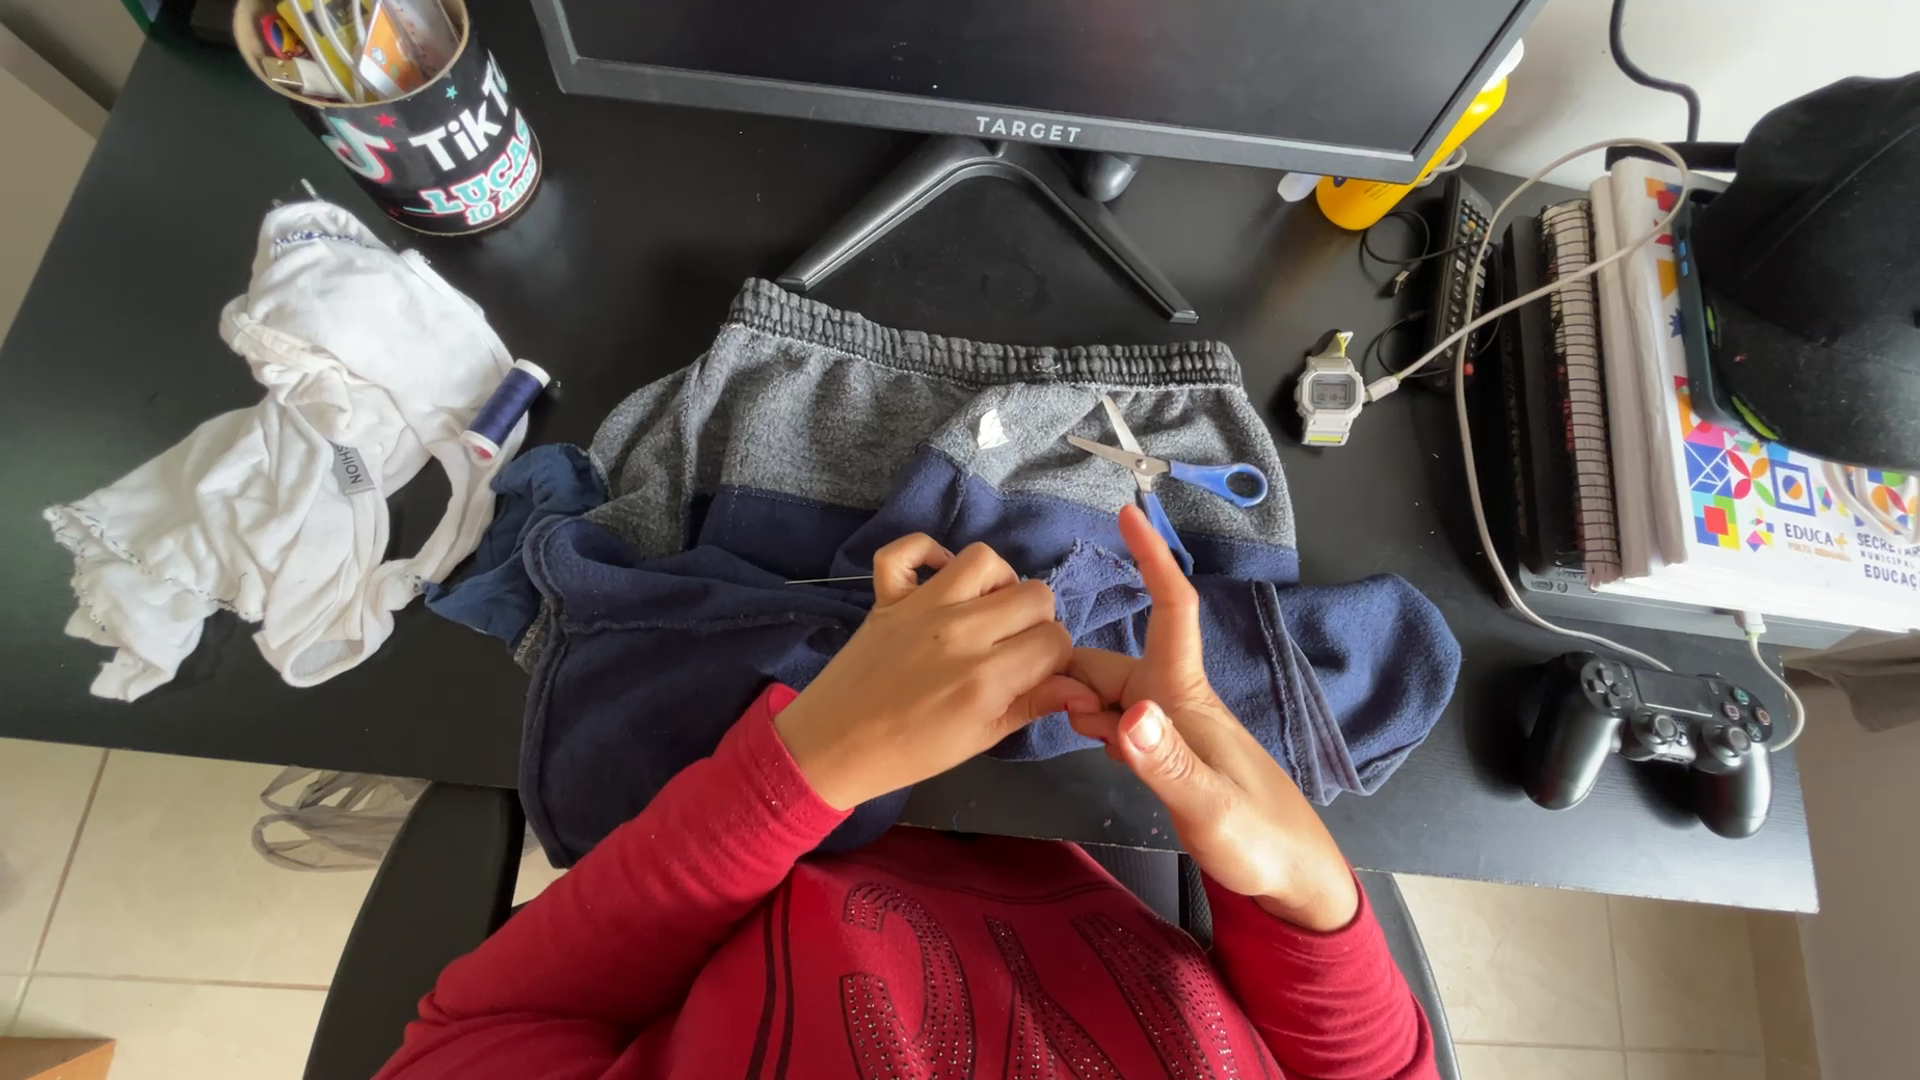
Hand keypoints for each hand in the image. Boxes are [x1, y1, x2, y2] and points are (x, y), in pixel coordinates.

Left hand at [775, 535, 1102, 810]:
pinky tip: (939, 578)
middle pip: (1034, 594)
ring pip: (984, 559)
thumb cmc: (911, 752)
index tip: (1034, 671)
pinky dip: (926, 552)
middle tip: (1013, 645)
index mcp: (987, 675)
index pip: (1055, 639)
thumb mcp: (982, 738)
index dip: (1054, 657)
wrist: (834, 746)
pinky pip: (906, 550)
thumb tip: (1082, 688)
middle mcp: (960, 631)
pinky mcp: (888, 595)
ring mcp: (921, 606)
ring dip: (996, 582)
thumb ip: (1033, 704)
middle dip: (1036, 620)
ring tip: (985, 610)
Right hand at [1069, 506, 1359, 931]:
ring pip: (1103, 688)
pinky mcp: (1162, 744)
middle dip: (1070, 673)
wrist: (1288, 877)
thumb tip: (1122, 714)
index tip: (1128, 513)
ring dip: (1078, 701)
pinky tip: (1091, 741)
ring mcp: (1166, 720)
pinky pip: (1111, 713)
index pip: (1170, 609)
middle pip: (1105, 659)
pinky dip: (1090, 719)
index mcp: (1183, 693)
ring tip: (1072, 734)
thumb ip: (1166, 764)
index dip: (1152, 558)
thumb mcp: (1209, 808)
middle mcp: (1171, 695)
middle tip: (1051, 713)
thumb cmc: (1259, 837)